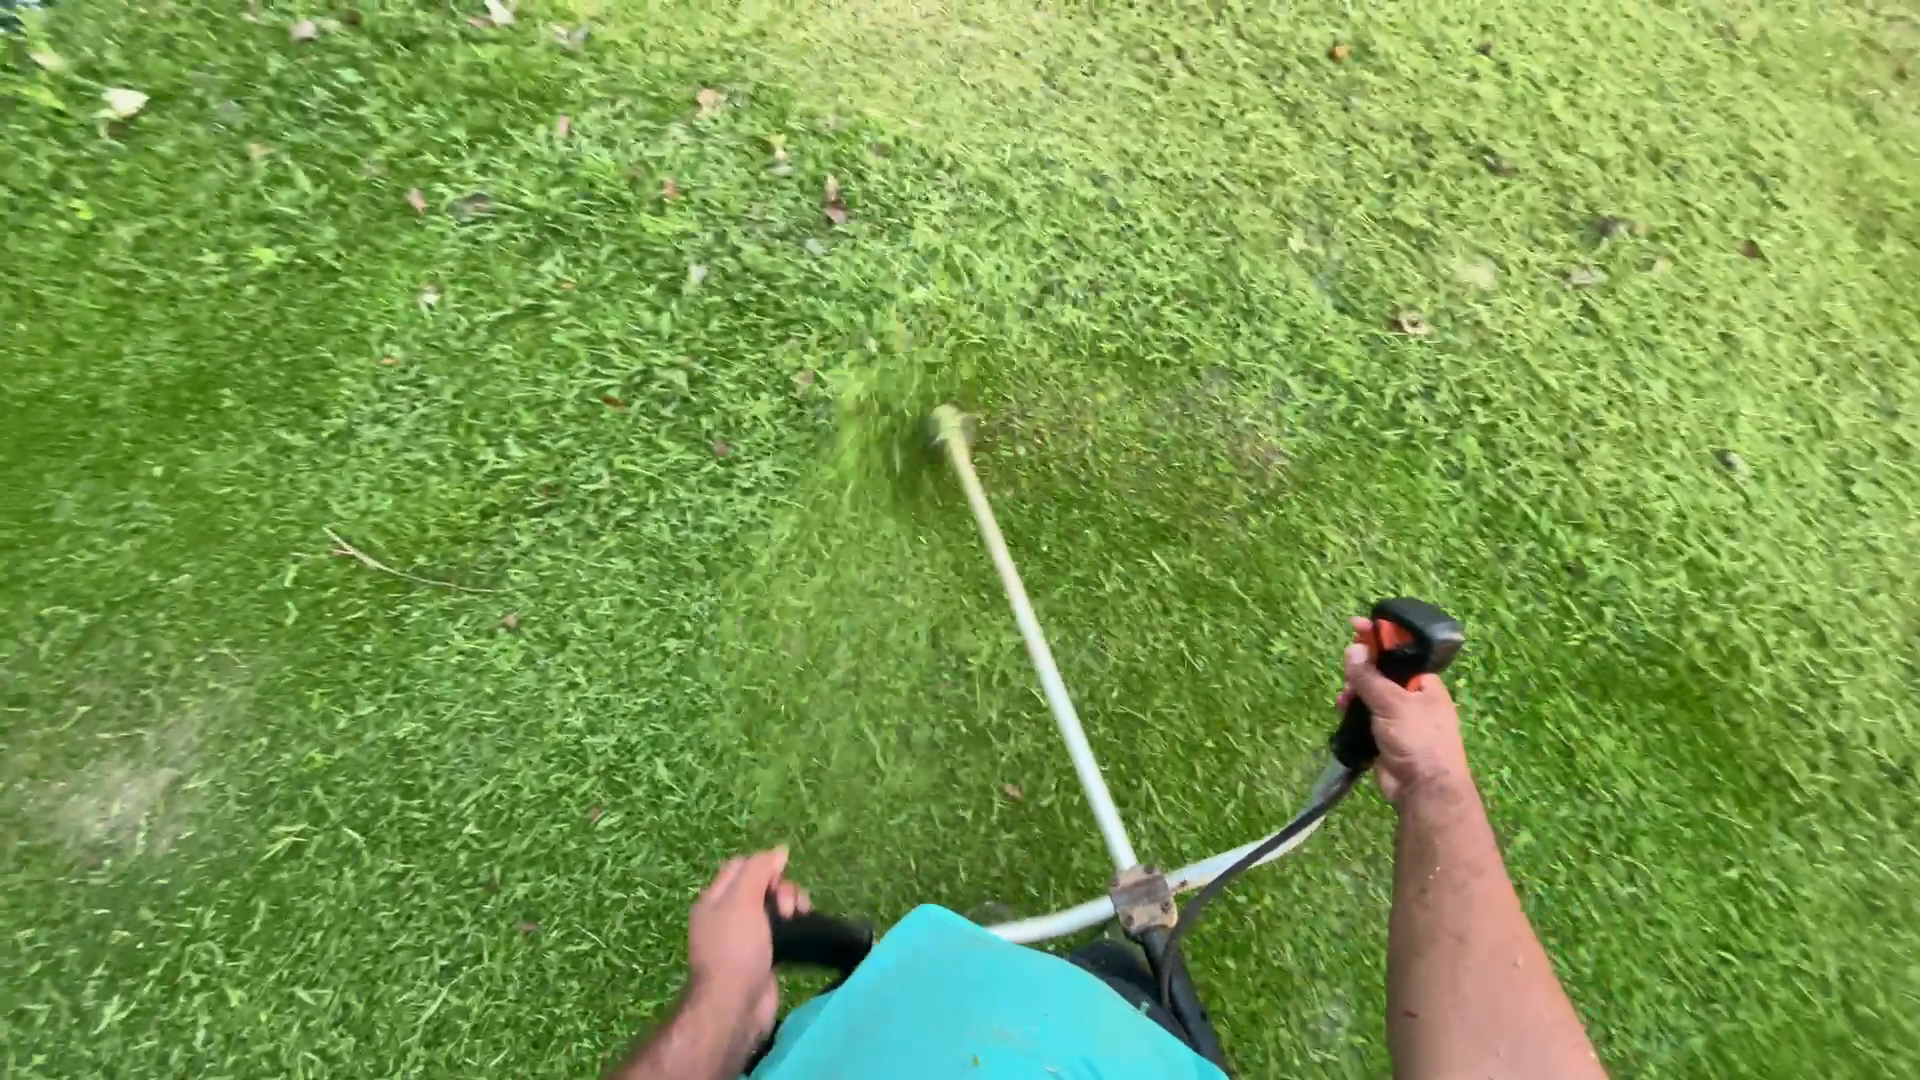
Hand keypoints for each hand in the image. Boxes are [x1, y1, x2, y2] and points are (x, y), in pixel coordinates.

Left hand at [686, 848, 810, 1039]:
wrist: (735, 1006)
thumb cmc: (735, 947)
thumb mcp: (742, 898)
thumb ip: (759, 868)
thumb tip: (779, 851)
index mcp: (714, 898)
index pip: (740, 866)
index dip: (763, 864)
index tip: (779, 875)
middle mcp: (727, 915)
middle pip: (761, 884)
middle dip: (781, 887)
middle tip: (789, 906)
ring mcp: (745, 936)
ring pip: (774, 906)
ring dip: (791, 903)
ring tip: (799, 917)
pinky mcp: (763, 954)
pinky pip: (781, 928)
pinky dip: (793, 925)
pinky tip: (801, 929)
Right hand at [1337, 616, 1471, 806]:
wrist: (1424, 789)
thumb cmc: (1418, 739)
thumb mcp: (1392, 702)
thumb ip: (1369, 676)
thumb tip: (1354, 649)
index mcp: (1425, 685)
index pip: (1400, 652)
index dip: (1380, 637)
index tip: (1356, 624)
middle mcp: (1413, 698)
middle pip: (1381, 672)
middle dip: (1361, 669)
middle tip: (1348, 674)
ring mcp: (1399, 717)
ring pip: (1369, 693)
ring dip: (1354, 692)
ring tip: (1344, 700)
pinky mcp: (1385, 735)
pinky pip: (1364, 714)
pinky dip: (1352, 710)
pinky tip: (1343, 712)